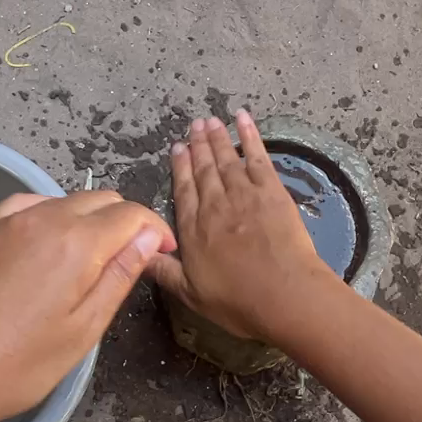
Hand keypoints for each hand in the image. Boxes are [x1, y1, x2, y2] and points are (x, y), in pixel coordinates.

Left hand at [0, 191, 173, 421]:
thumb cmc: (18, 365)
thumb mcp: (84, 330)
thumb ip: (120, 275)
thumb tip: (148, 236)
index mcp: (76, 243)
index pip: (131, 215)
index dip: (154, 231)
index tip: (162, 254)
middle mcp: (43, 217)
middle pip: (101, 200)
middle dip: (125, 223)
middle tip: (129, 262)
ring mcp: (7, 220)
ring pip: (65, 200)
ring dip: (89, 220)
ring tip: (88, 261)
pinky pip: (29, 206)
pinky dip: (51, 217)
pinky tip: (47, 246)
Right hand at [148, 111, 344, 341]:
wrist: (284, 294)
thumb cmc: (239, 302)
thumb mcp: (191, 294)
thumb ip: (163, 271)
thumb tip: (137, 254)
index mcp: (193, 230)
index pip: (183, 191)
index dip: (179, 168)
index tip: (176, 149)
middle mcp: (214, 206)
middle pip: (203, 170)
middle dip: (197, 146)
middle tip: (193, 125)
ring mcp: (243, 195)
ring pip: (226, 159)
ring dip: (217, 138)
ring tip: (210, 121)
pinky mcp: (271, 191)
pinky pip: (257, 157)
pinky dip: (250, 135)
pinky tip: (243, 119)